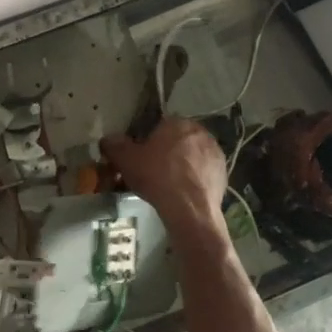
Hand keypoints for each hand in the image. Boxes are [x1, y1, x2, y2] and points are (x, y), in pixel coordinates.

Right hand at [101, 117, 229, 235]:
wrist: (189, 208)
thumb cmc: (156, 176)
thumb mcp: (126, 160)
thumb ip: (114, 145)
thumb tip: (108, 139)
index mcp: (177, 123)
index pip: (158, 125)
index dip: (146, 140)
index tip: (139, 156)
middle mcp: (200, 132)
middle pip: (176, 139)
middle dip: (165, 151)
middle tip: (151, 170)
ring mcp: (215, 152)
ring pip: (191, 155)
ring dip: (181, 165)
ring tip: (167, 184)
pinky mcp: (223, 172)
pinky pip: (202, 171)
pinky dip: (193, 178)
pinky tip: (181, 192)